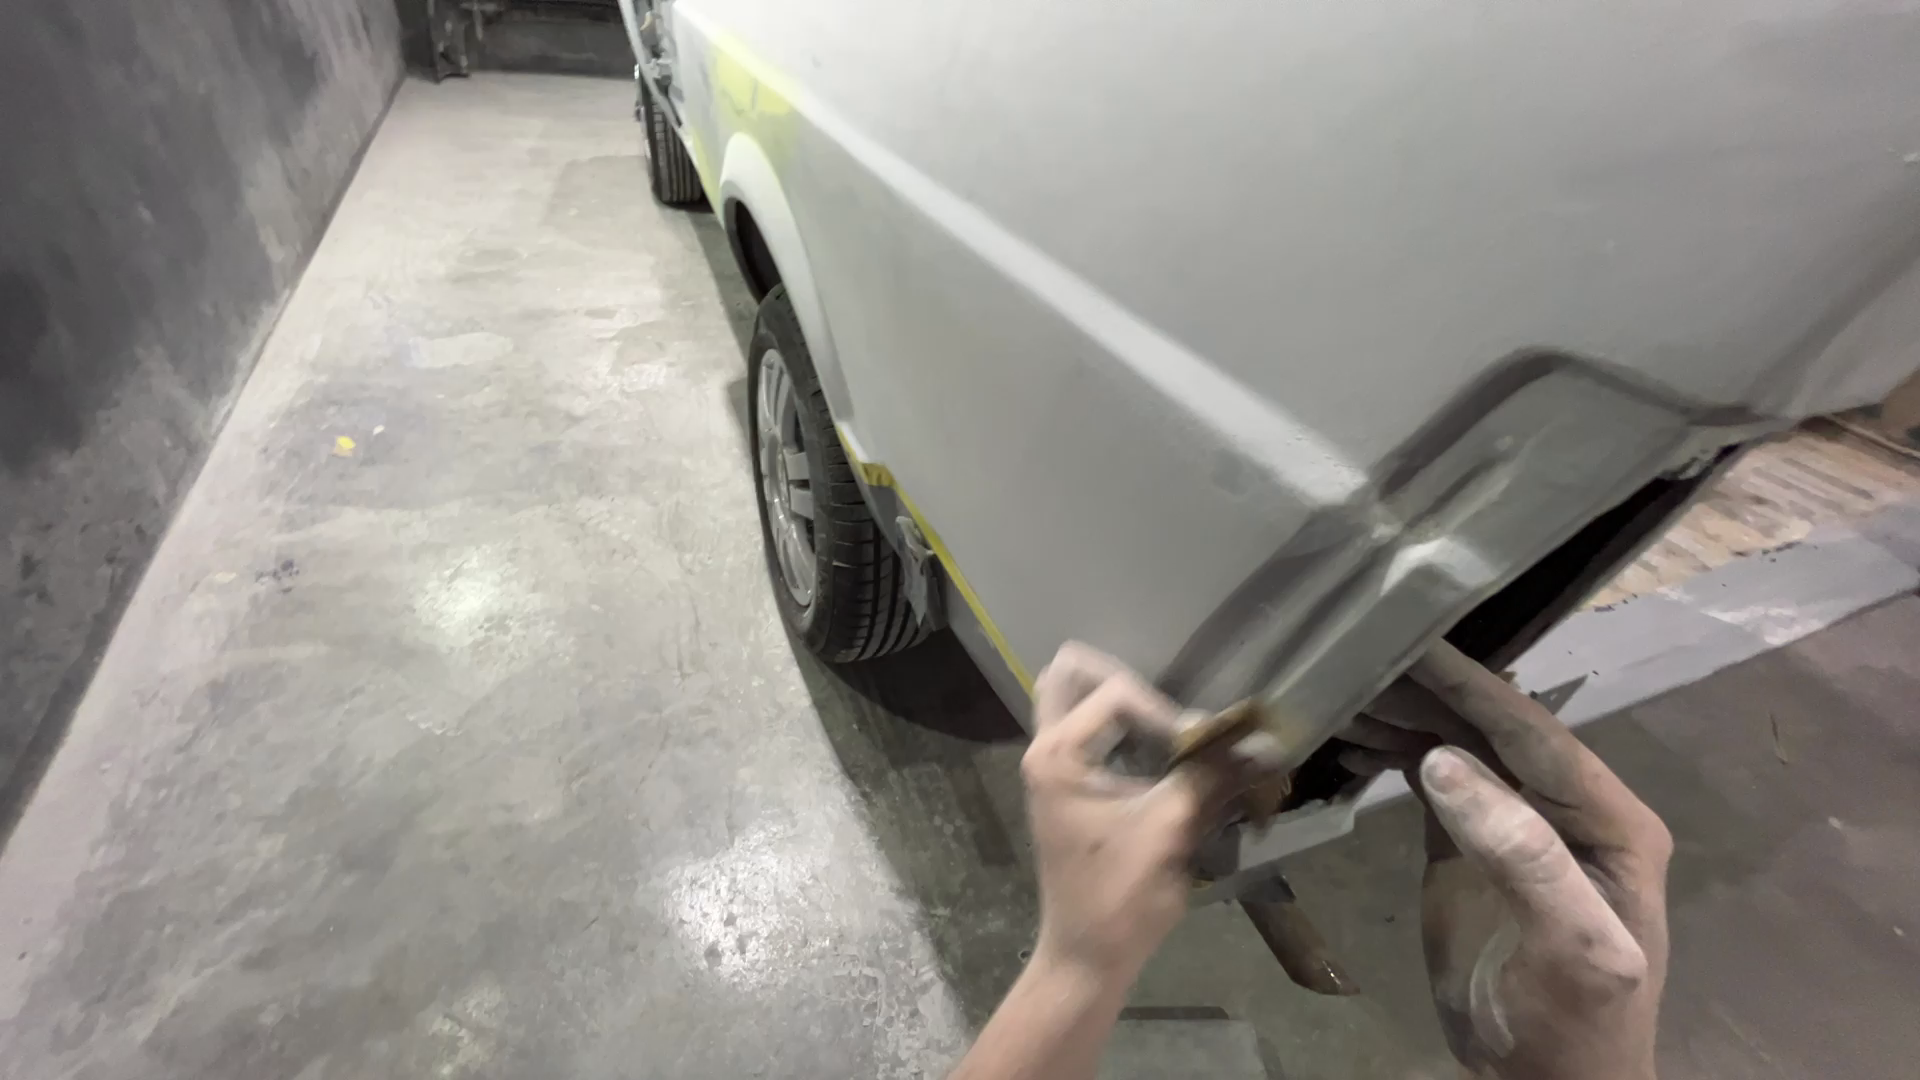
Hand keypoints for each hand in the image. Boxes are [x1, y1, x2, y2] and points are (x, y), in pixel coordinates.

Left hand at [1024, 643, 1230, 982]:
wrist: (1086, 953)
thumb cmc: (1120, 897)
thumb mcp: (1169, 832)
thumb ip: (1211, 778)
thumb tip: (1263, 743)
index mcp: (1057, 753)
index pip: (1115, 694)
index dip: (1166, 711)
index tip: (1202, 747)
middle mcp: (1044, 746)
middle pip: (1070, 671)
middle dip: (1123, 679)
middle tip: (1166, 714)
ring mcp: (1049, 762)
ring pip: (1069, 694)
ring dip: (1117, 699)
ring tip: (1162, 729)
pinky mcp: (1063, 779)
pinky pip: (1081, 725)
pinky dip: (1115, 724)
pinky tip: (1153, 751)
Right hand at [1361, 646, 1672, 1079]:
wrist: (1537, 1073)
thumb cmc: (1569, 1019)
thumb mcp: (1569, 947)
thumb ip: (1522, 853)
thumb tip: (1442, 760)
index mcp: (1605, 818)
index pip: (1532, 728)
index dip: (1470, 683)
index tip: (1410, 641)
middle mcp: (1559, 802)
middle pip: (1482, 725)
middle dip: (1417, 693)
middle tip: (1350, 665)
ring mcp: (1508, 816)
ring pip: (1448, 741)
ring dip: (1394, 717)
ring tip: (1337, 699)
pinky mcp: (1465, 832)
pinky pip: (1424, 771)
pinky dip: (1385, 750)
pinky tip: (1347, 743)